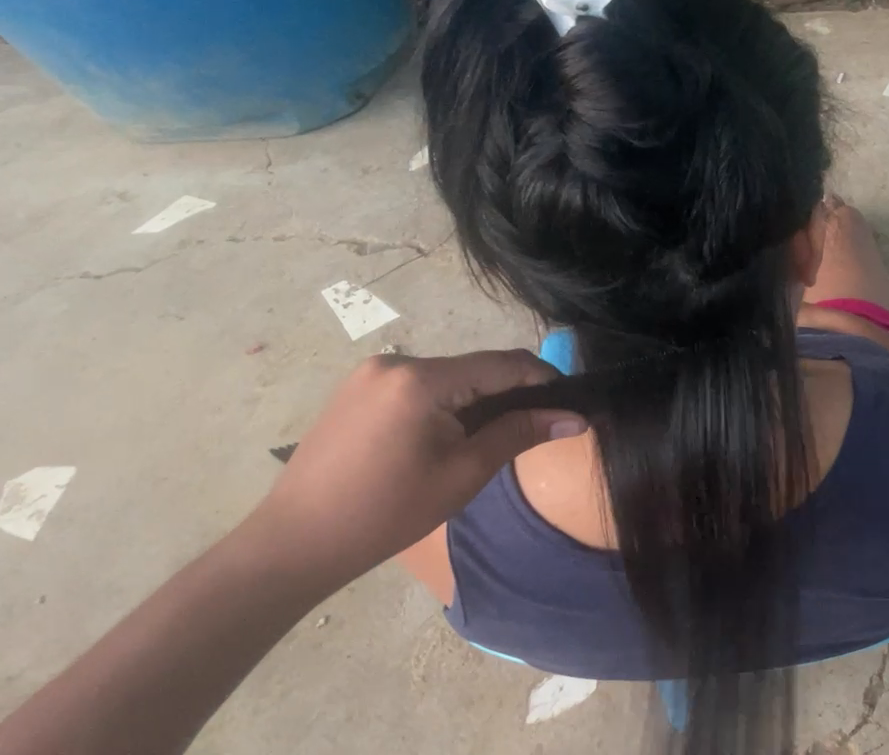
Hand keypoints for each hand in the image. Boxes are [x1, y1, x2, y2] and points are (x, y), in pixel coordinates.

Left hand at [245, 350, 584, 583]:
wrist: (291, 545)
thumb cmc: (385, 512)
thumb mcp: (465, 473)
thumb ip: (521, 433)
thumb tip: (577, 417)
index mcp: (422, 379)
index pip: (506, 363)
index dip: (545, 381)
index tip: (569, 405)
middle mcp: (397, 362)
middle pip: (477, 368)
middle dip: (510, 394)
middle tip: (530, 431)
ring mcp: (371, 374)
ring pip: (451, 377)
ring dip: (477, 400)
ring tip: (485, 440)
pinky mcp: (357, 388)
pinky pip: (421, 385)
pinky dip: (446, 403)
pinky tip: (443, 439)